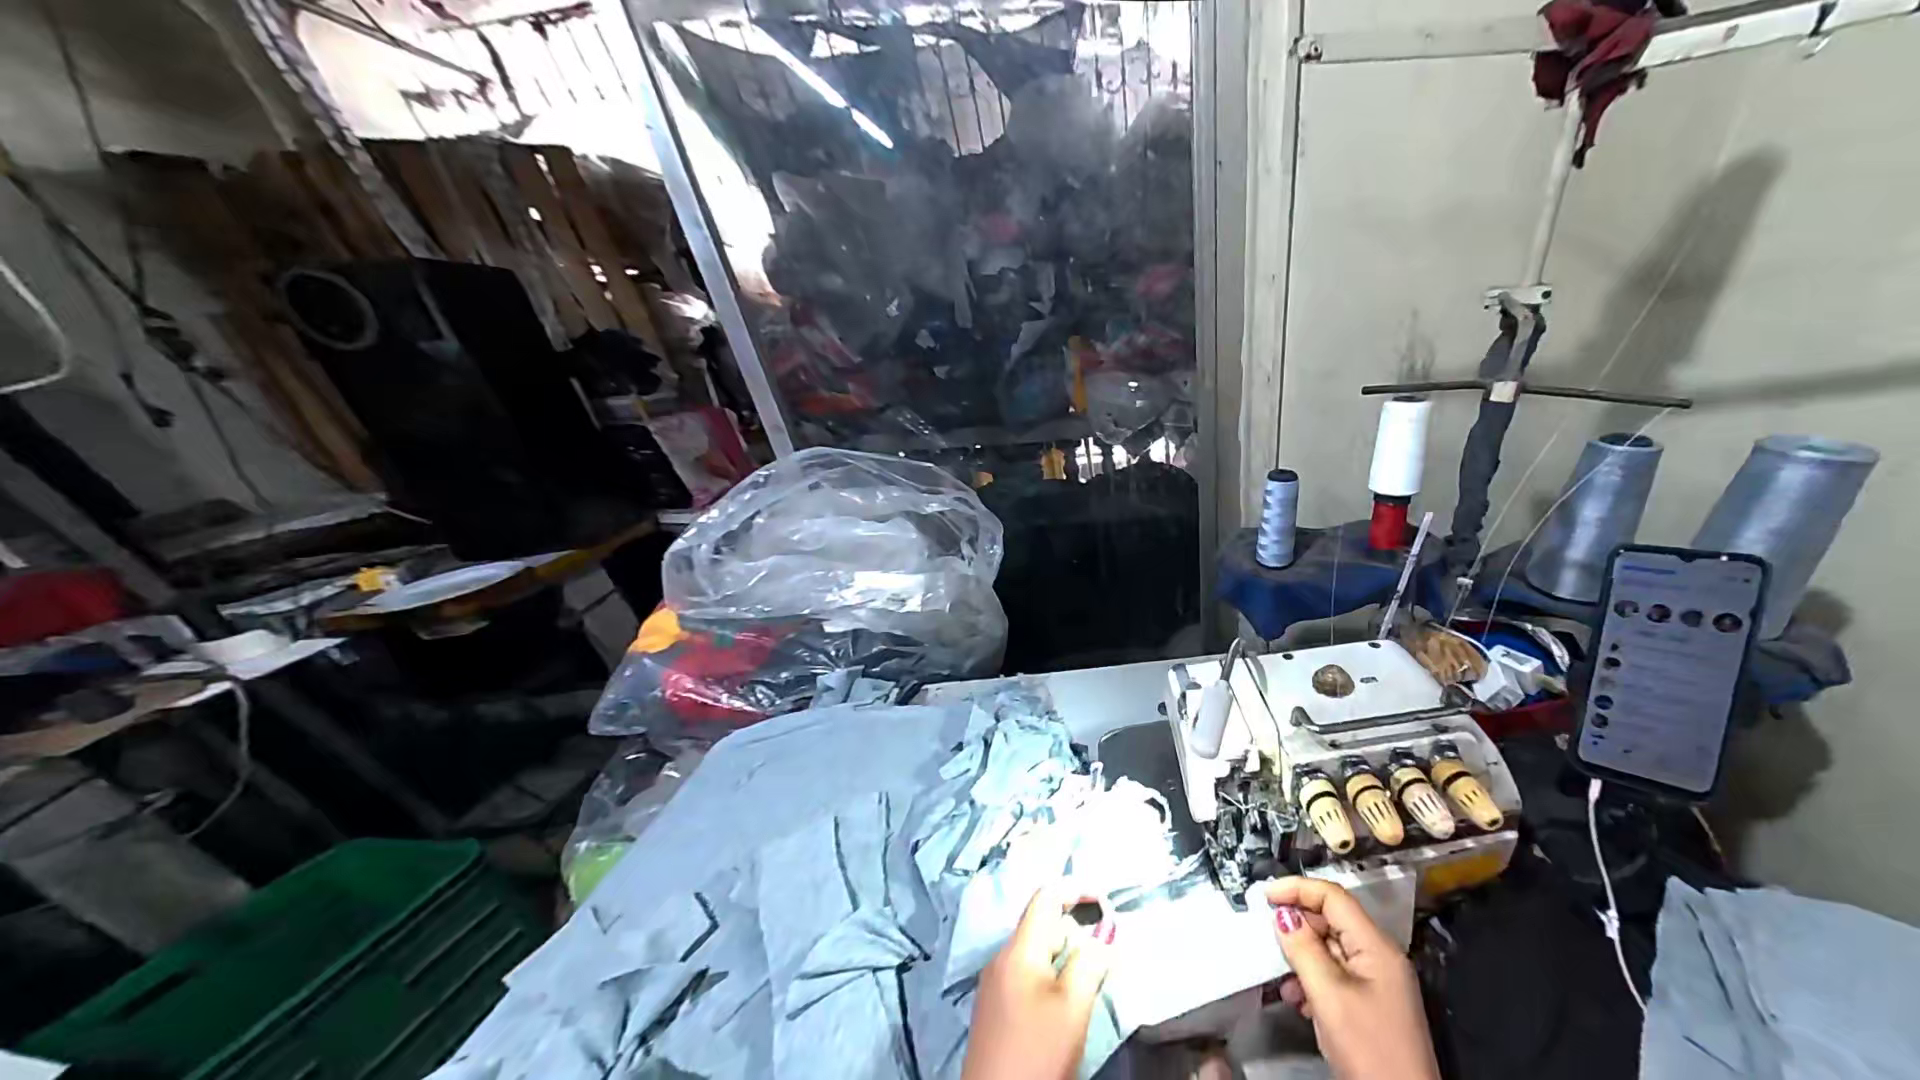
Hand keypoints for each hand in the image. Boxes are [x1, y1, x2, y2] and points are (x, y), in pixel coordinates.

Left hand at [962, 885, 1115, 1079]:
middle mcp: (1000, 956)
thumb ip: (1088, 964)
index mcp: (1017, 949)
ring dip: (1062, 950)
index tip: (1103, 897)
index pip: (1044, 898)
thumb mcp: (1072, 1008)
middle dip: (1071, 924)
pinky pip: (1024, 971)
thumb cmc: (1036, 1052)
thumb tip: (1103, 933)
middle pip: (1038, 923)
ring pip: (1033, 949)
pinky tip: (1062, 992)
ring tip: (1088, 968)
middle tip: (1103, 941)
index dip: (1073, 889)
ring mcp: (993, 981)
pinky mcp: (993, 1006)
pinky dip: (1048, 970)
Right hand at [1256, 877, 1438, 1079]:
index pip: (1333, 897)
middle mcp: (1379, 958)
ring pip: (1329, 947)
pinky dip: (1311, 977)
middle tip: (1268, 934)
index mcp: (1376, 948)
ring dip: (1301, 955)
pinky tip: (1299, 999)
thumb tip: (1282, 915)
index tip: (1264, 897)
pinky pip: (1334, 973)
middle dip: (1297, 923)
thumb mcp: (1329, 995)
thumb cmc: (1369, 1050)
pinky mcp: (1369, 1004)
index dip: (1297, 889)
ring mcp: (1376, 982)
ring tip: (1283, 976)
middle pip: (1332, 919)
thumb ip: (1303, 949)